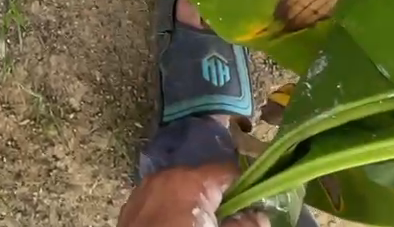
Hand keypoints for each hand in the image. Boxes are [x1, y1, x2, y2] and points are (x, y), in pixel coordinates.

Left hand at [117, 163, 267, 226]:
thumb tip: (260, 217)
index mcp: (190, 181)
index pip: (226, 172)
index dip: (244, 188)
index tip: (255, 205)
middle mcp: (167, 176)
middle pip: (204, 181)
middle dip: (219, 201)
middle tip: (229, 222)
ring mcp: (147, 188)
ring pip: (181, 190)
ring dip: (195, 205)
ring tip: (203, 224)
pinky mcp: (133, 204)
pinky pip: (162, 200)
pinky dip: (174, 210)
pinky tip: (178, 226)